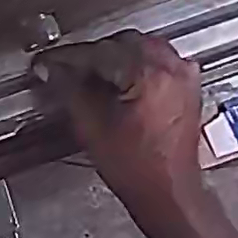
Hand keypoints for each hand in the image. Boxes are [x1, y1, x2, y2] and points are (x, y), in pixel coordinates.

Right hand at [34, 30, 208, 213]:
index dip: (68, 57)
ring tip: (91, 73)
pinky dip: (137, 63)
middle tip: (66, 68)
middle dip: (92, 54)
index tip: (49, 61)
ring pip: (141, 47)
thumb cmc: (139, 170)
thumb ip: (69, 89)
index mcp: (149, 75)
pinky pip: (159, 59)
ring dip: (115, 56)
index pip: (99, 52)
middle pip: (121, 43)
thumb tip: (53, 68)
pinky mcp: (188, 86)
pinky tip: (120, 78)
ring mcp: (183, 77)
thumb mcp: (91, 127)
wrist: (168, 194)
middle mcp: (171, 70)